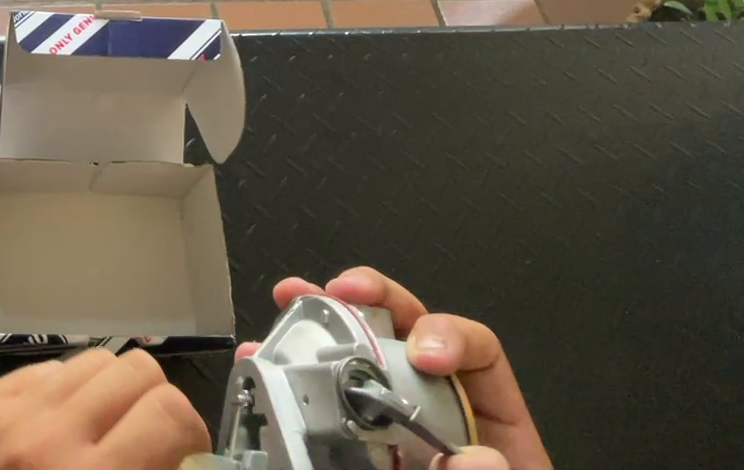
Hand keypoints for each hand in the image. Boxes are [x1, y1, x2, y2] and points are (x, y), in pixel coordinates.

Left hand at [0, 348, 210, 469]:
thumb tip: (194, 461)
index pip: (169, 412)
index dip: (190, 432)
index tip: (185, 454)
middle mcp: (49, 437)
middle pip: (136, 369)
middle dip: (154, 403)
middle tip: (148, 440)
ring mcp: (9, 415)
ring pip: (93, 360)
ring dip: (109, 393)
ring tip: (102, 431)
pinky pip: (46, 370)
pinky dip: (63, 395)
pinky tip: (57, 431)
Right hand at [236, 267, 551, 469]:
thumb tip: (474, 458)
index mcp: (488, 433)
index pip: (479, 356)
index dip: (450, 335)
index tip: (423, 352)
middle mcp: (436, 419)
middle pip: (408, 334)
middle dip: (373, 300)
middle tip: (337, 291)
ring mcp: (386, 434)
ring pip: (356, 357)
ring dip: (321, 320)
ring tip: (291, 299)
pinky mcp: (342, 451)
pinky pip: (316, 403)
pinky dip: (286, 372)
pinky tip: (256, 361)